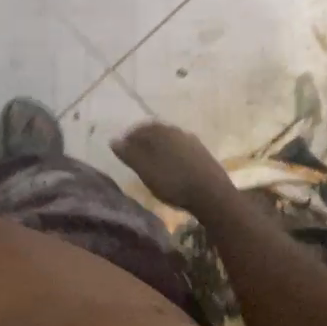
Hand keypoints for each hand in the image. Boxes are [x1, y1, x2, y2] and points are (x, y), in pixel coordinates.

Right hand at [113, 122, 236, 212]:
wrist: (213, 196)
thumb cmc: (173, 182)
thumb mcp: (145, 171)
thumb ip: (128, 154)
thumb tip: (113, 139)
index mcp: (160, 131)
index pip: (139, 129)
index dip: (129, 139)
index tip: (123, 151)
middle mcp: (176, 130)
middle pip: (155, 132)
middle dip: (144, 142)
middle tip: (137, 157)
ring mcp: (191, 141)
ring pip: (169, 140)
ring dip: (160, 148)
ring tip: (155, 163)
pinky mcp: (203, 153)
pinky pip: (181, 148)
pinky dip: (173, 154)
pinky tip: (173, 167)